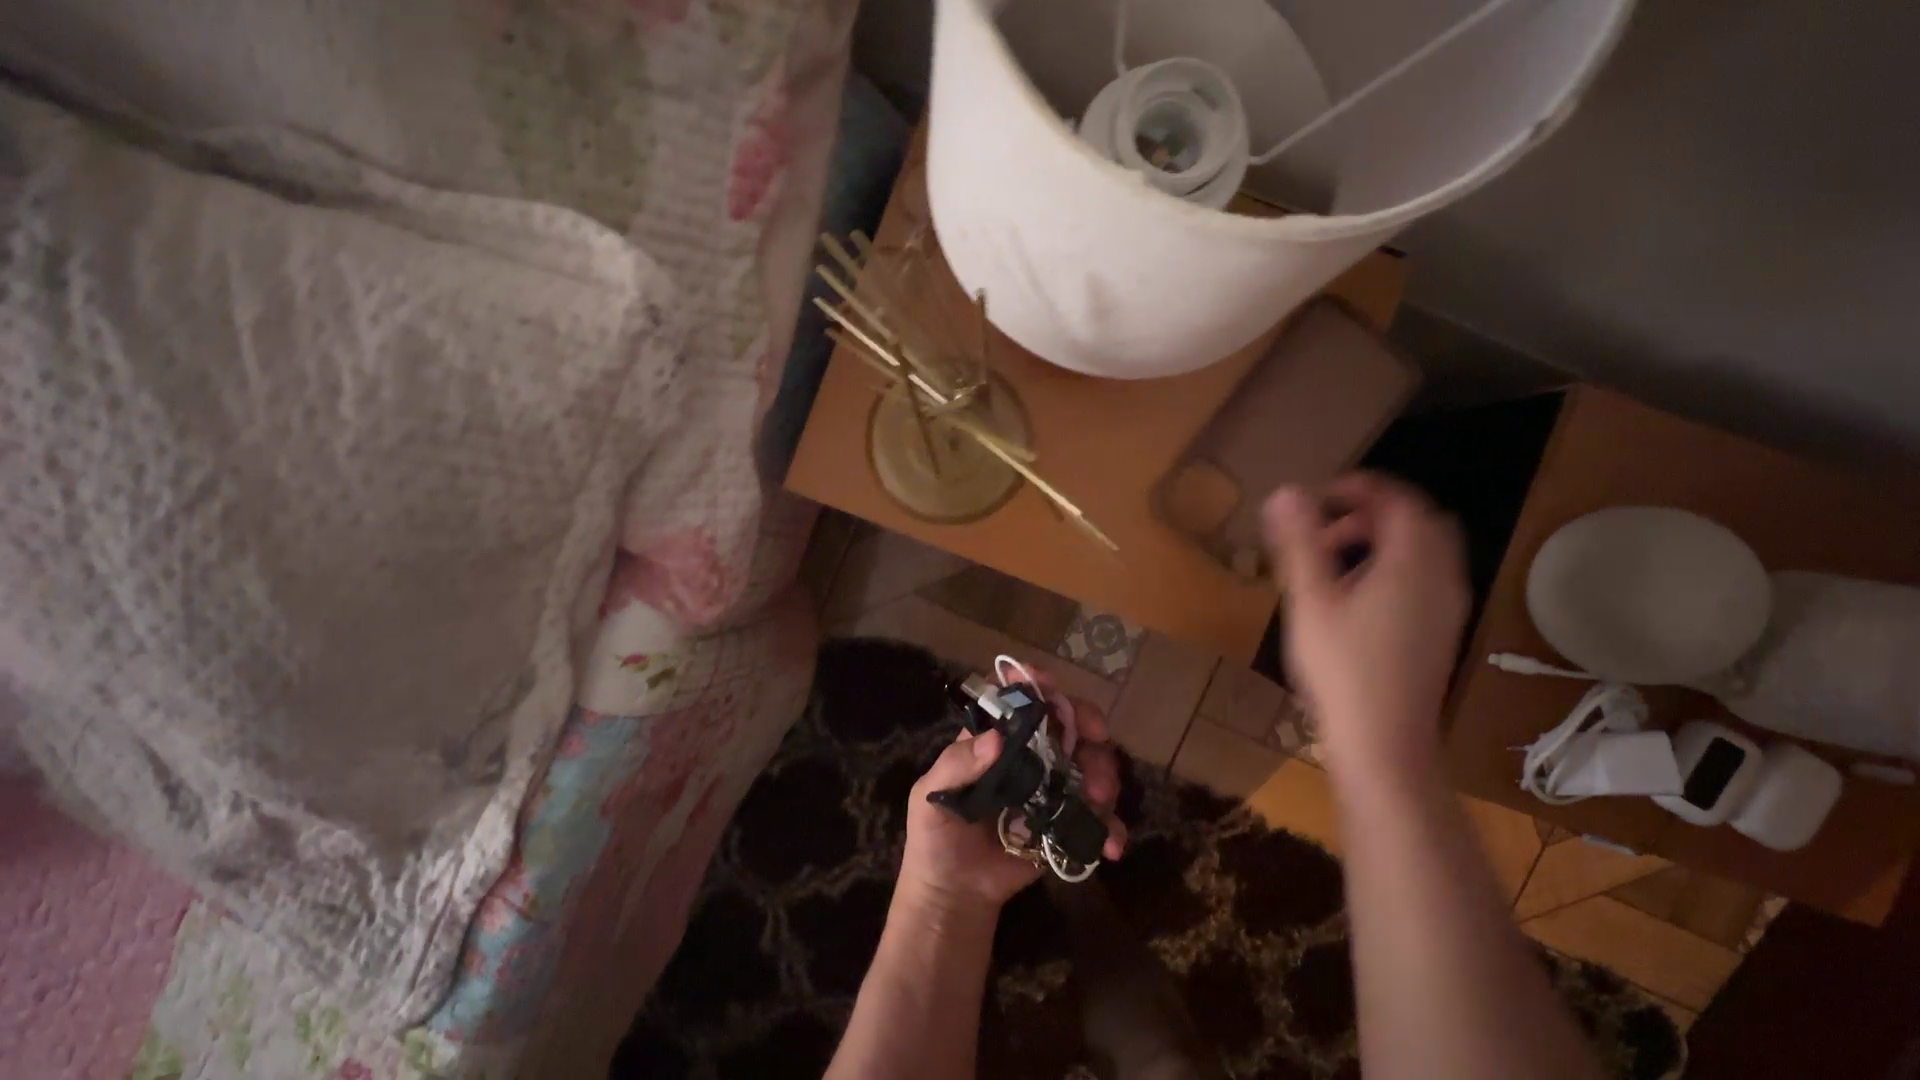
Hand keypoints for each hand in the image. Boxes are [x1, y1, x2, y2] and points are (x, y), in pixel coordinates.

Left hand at [902, 690, 1126, 916]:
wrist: (953, 894)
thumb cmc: (935, 838)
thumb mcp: (931, 798)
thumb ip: (957, 766)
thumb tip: (995, 738)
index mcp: (993, 742)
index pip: (1015, 700)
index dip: (1032, 685)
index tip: (1050, 685)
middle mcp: (1028, 757)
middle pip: (1066, 724)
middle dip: (1087, 725)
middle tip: (1097, 741)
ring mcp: (1051, 790)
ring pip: (1091, 764)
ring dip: (1105, 774)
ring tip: (1099, 800)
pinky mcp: (1066, 824)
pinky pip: (1098, 818)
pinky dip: (1112, 827)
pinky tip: (1110, 846)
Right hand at [1262, 473, 1469, 784]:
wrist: (1384, 744)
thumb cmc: (1342, 670)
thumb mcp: (1310, 602)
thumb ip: (1298, 544)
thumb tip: (1285, 493)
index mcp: (1412, 562)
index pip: (1398, 499)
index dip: (1358, 487)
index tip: (1318, 498)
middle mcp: (1442, 577)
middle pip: (1417, 521)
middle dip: (1371, 514)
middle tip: (1325, 530)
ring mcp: (1448, 607)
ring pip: (1424, 551)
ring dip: (1382, 542)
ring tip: (1333, 565)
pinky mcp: (1443, 632)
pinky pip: (1426, 578)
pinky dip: (1395, 568)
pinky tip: (1356, 600)